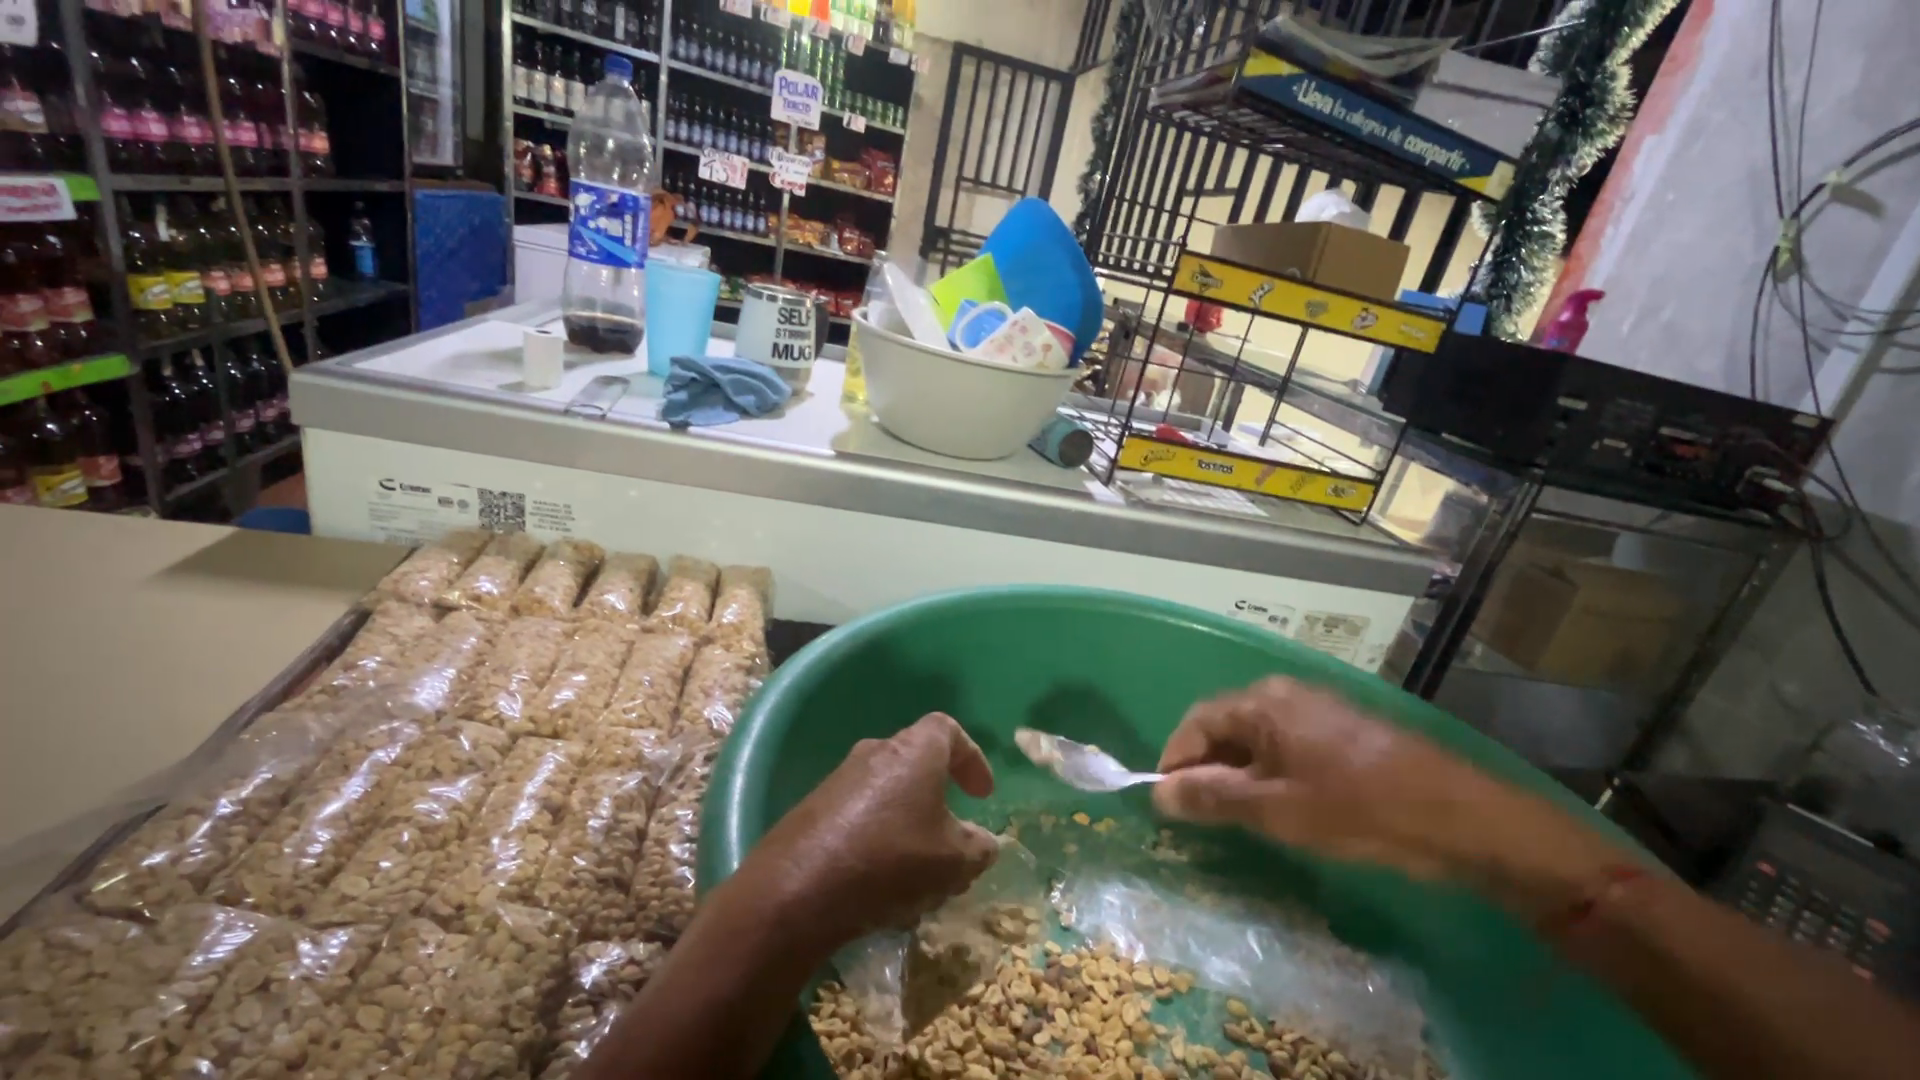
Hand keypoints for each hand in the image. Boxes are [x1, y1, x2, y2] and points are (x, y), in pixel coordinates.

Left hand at [741, 712, 1000, 947]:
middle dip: (938, 795)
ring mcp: (839, 780)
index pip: (948, 730)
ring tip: (920, 866)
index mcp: (914, 751)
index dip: (971, 758)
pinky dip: (878, 836)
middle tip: (954, 833)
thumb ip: (978, 847)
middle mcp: (875, 753)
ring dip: (908, 820)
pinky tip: (882, 879)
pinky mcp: (813, 810)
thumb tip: (984, 842)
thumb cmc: (890, 861)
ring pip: (887, 791)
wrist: (796, 889)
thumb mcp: (953, 862)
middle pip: (915, 760)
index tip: (982, 794)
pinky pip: (859, 814)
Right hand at [1153, 677, 1624, 909]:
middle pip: (1224, 726)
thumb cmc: (1355, 809)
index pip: (1195, 722)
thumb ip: (1211, 797)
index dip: (1174, 761)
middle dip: (1206, 769)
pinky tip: (1281, 807)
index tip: (1168, 803)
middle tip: (1202, 816)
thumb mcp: (1273, 809)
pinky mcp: (1342, 731)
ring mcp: (1317, 709)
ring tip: (1239, 817)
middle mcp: (1284, 694)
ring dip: (1237, 773)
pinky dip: (1269, 773)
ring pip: (1256, 738)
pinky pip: (1286, 745)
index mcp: (1261, 702)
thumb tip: (1159, 792)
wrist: (1458, 817)